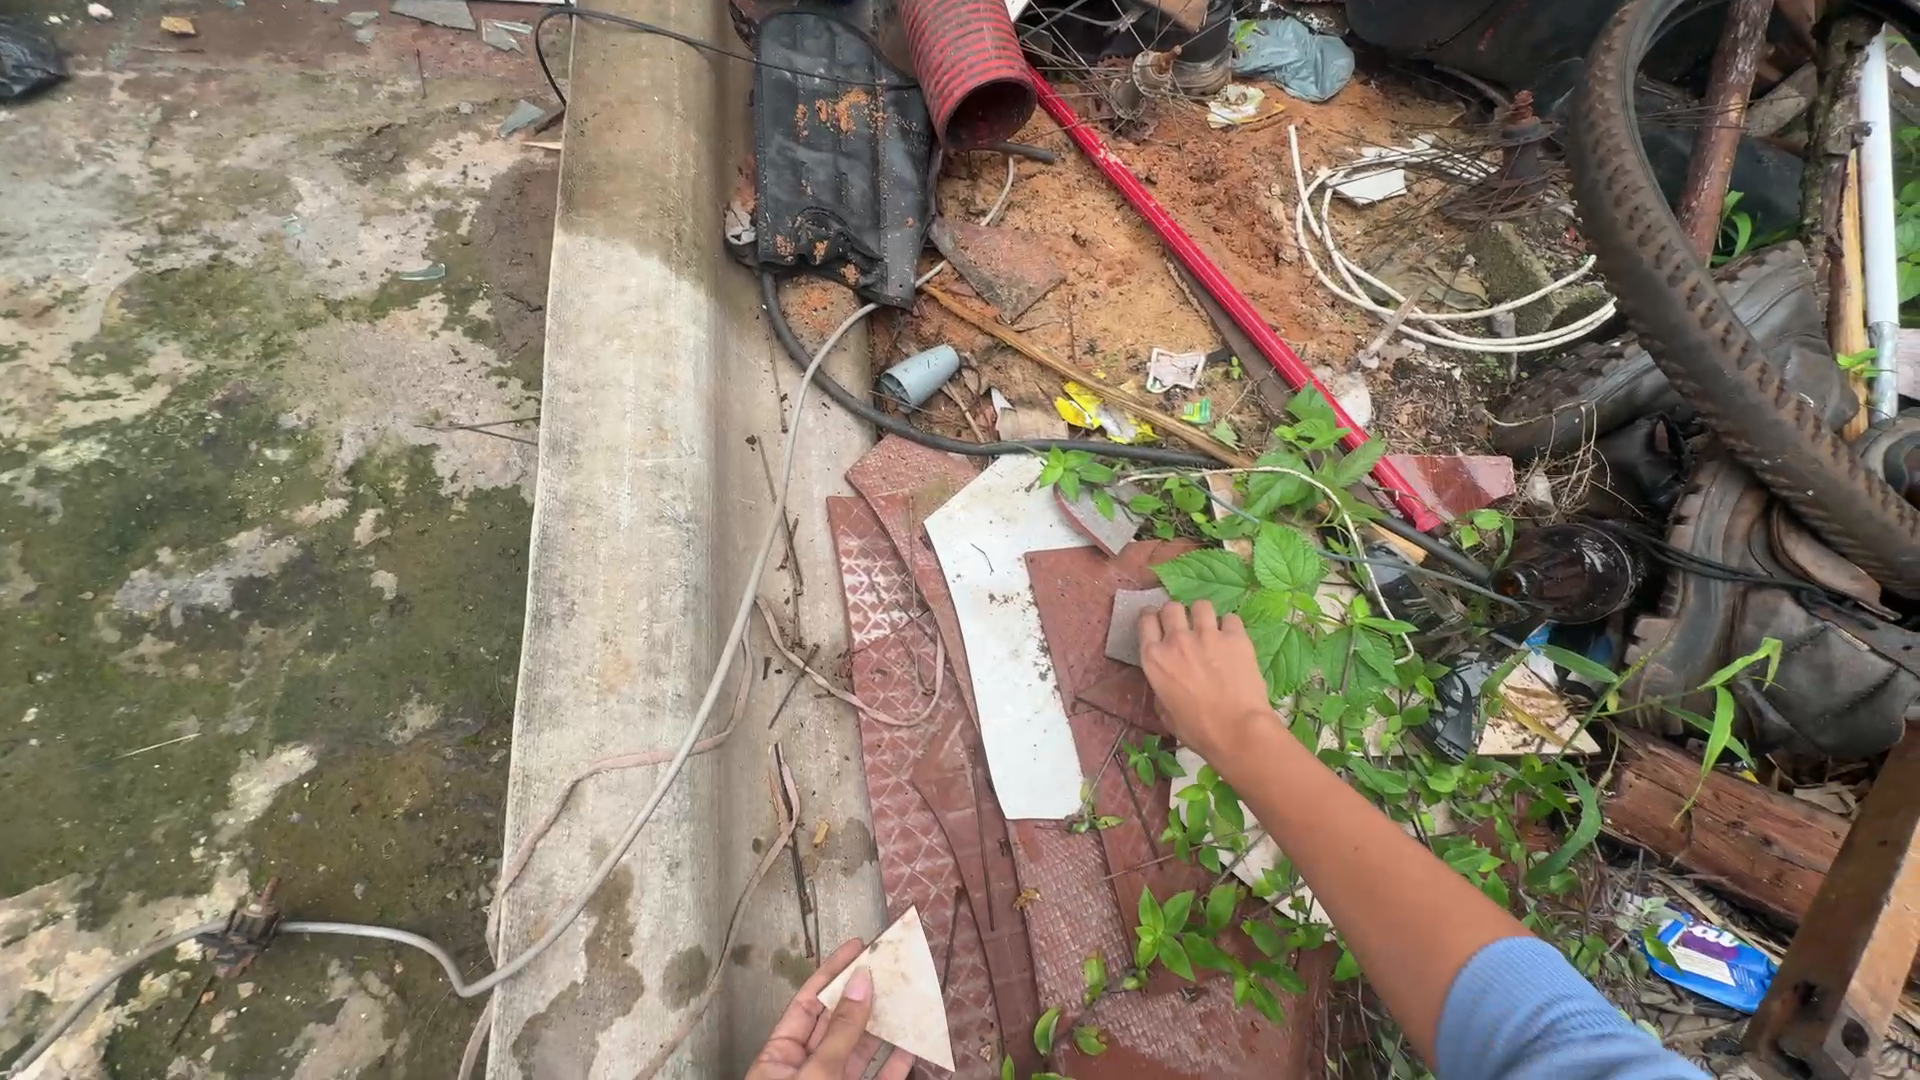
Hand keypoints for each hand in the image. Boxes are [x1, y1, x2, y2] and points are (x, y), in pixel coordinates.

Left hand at [744, 939, 914, 1079]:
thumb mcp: (814, 1077)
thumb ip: (841, 1032)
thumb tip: (862, 980)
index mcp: (779, 1061)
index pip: (809, 1003)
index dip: (833, 972)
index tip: (858, 944)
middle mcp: (806, 1073)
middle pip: (838, 1023)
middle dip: (865, 994)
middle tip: (892, 965)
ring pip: (862, 1051)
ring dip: (885, 1024)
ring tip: (909, 996)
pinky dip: (895, 1064)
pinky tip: (913, 1043)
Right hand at [1138, 599, 1273, 759]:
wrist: (1238, 731)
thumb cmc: (1198, 730)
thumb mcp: (1165, 713)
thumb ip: (1161, 690)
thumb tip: (1167, 686)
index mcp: (1154, 658)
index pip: (1145, 620)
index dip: (1151, 618)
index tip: (1156, 621)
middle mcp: (1177, 640)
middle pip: (1171, 607)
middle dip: (1176, 613)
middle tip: (1183, 625)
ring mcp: (1207, 635)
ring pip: (1201, 605)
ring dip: (1202, 615)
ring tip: (1209, 627)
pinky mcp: (1236, 637)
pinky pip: (1231, 618)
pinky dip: (1230, 626)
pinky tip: (1232, 638)